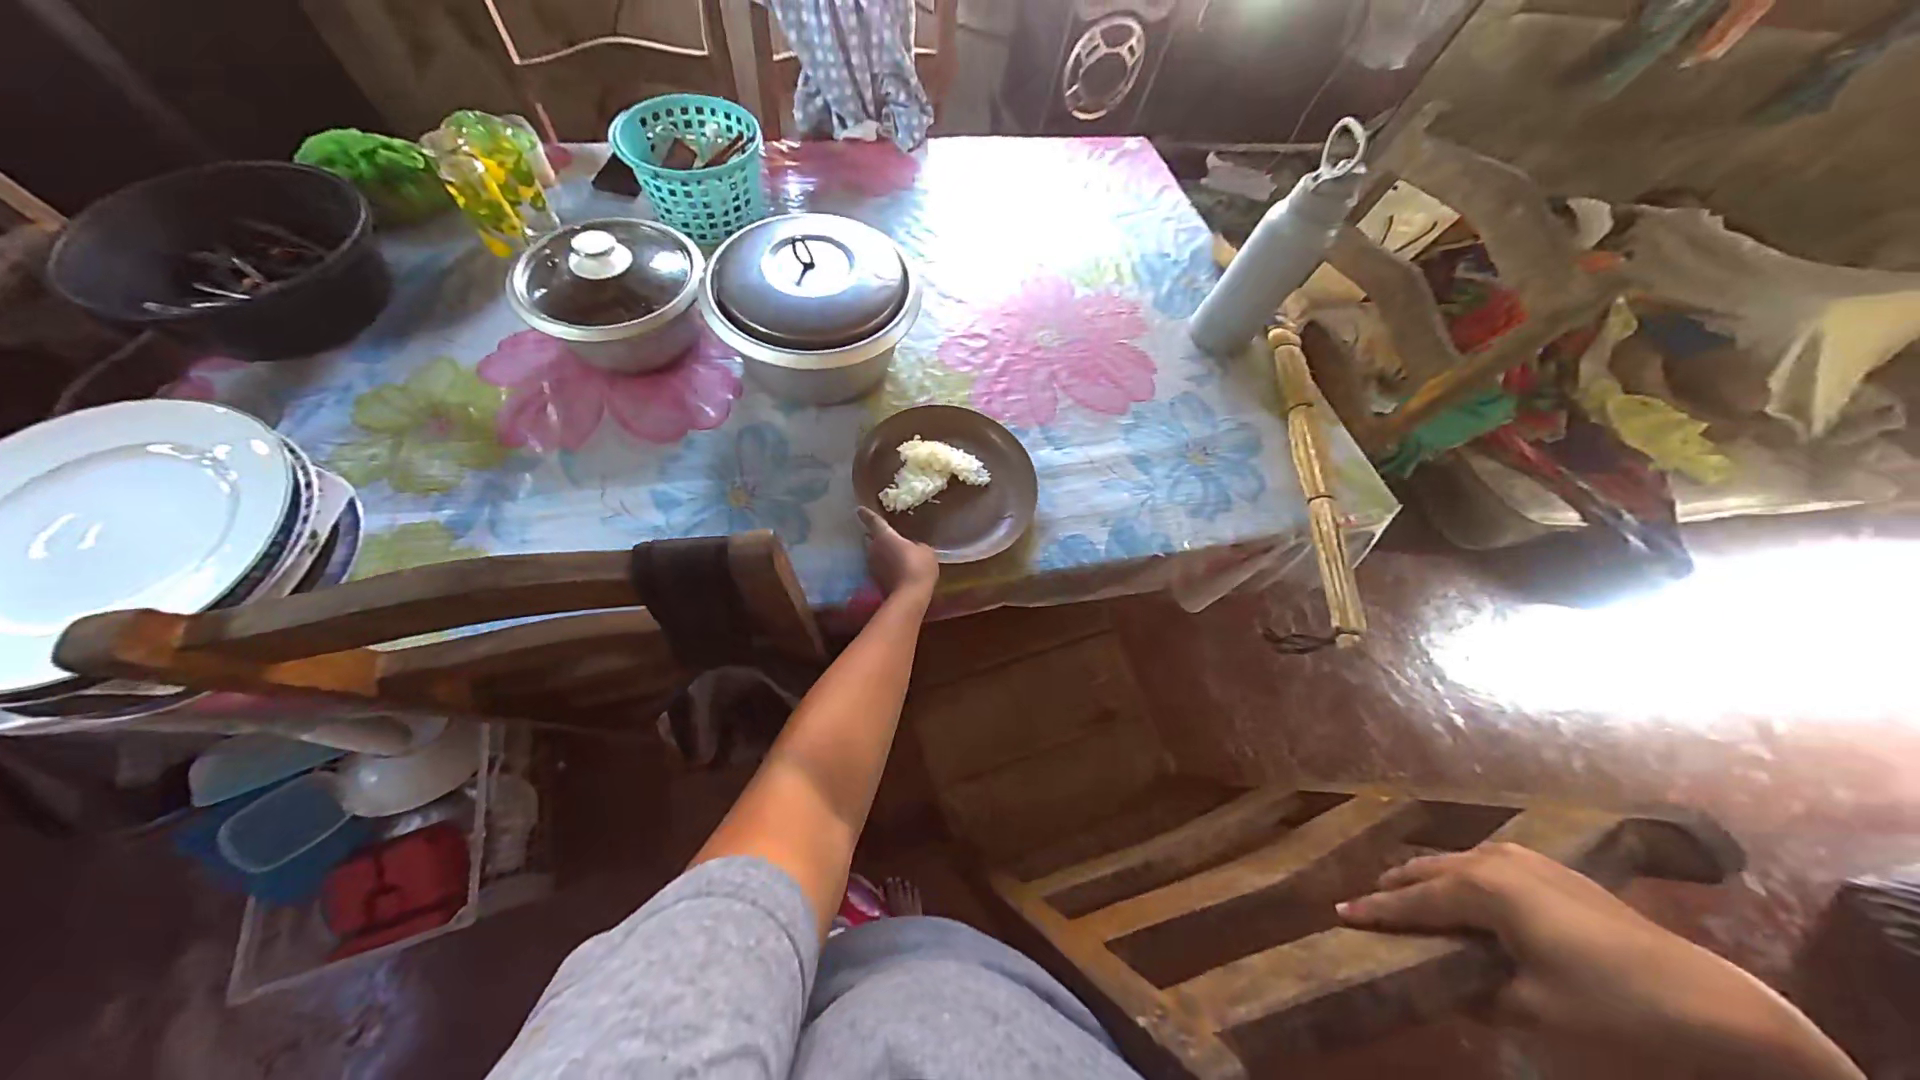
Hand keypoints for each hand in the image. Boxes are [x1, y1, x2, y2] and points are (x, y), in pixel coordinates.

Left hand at [857, 507, 937, 596]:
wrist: (910, 596)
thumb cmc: (918, 566)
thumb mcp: (925, 550)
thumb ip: (916, 545)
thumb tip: (912, 548)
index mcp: (884, 536)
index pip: (873, 521)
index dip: (866, 515)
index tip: (859, 510)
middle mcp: (873, 549)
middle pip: (871, 539)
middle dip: (876, 537)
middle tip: (886, 536)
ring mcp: (872, 566)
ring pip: (875, 555)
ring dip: (882, 554)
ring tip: (894, 554)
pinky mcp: (875, 581)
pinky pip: (880, 568)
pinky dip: (886, 567)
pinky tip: (897, 569)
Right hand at [1338, 843, 1861, 1078]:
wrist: (1713, 1003)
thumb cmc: (1611, 1004)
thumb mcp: (1533, 1008)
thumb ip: (1476, 994)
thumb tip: (1440, 990)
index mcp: (1482, 888)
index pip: (1413, 900)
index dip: (1376, 911)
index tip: (1338, 912)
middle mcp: (1496, 862)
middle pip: (1429, 871)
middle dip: (1395, 886)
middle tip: (1365, 901)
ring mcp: (1528, 861)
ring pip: (1456, 862)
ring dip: (1427, 877)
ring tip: (1405, 890)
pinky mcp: (1555, 871)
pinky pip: (1486, 864)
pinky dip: (1461, 876)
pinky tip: (1463, 888)